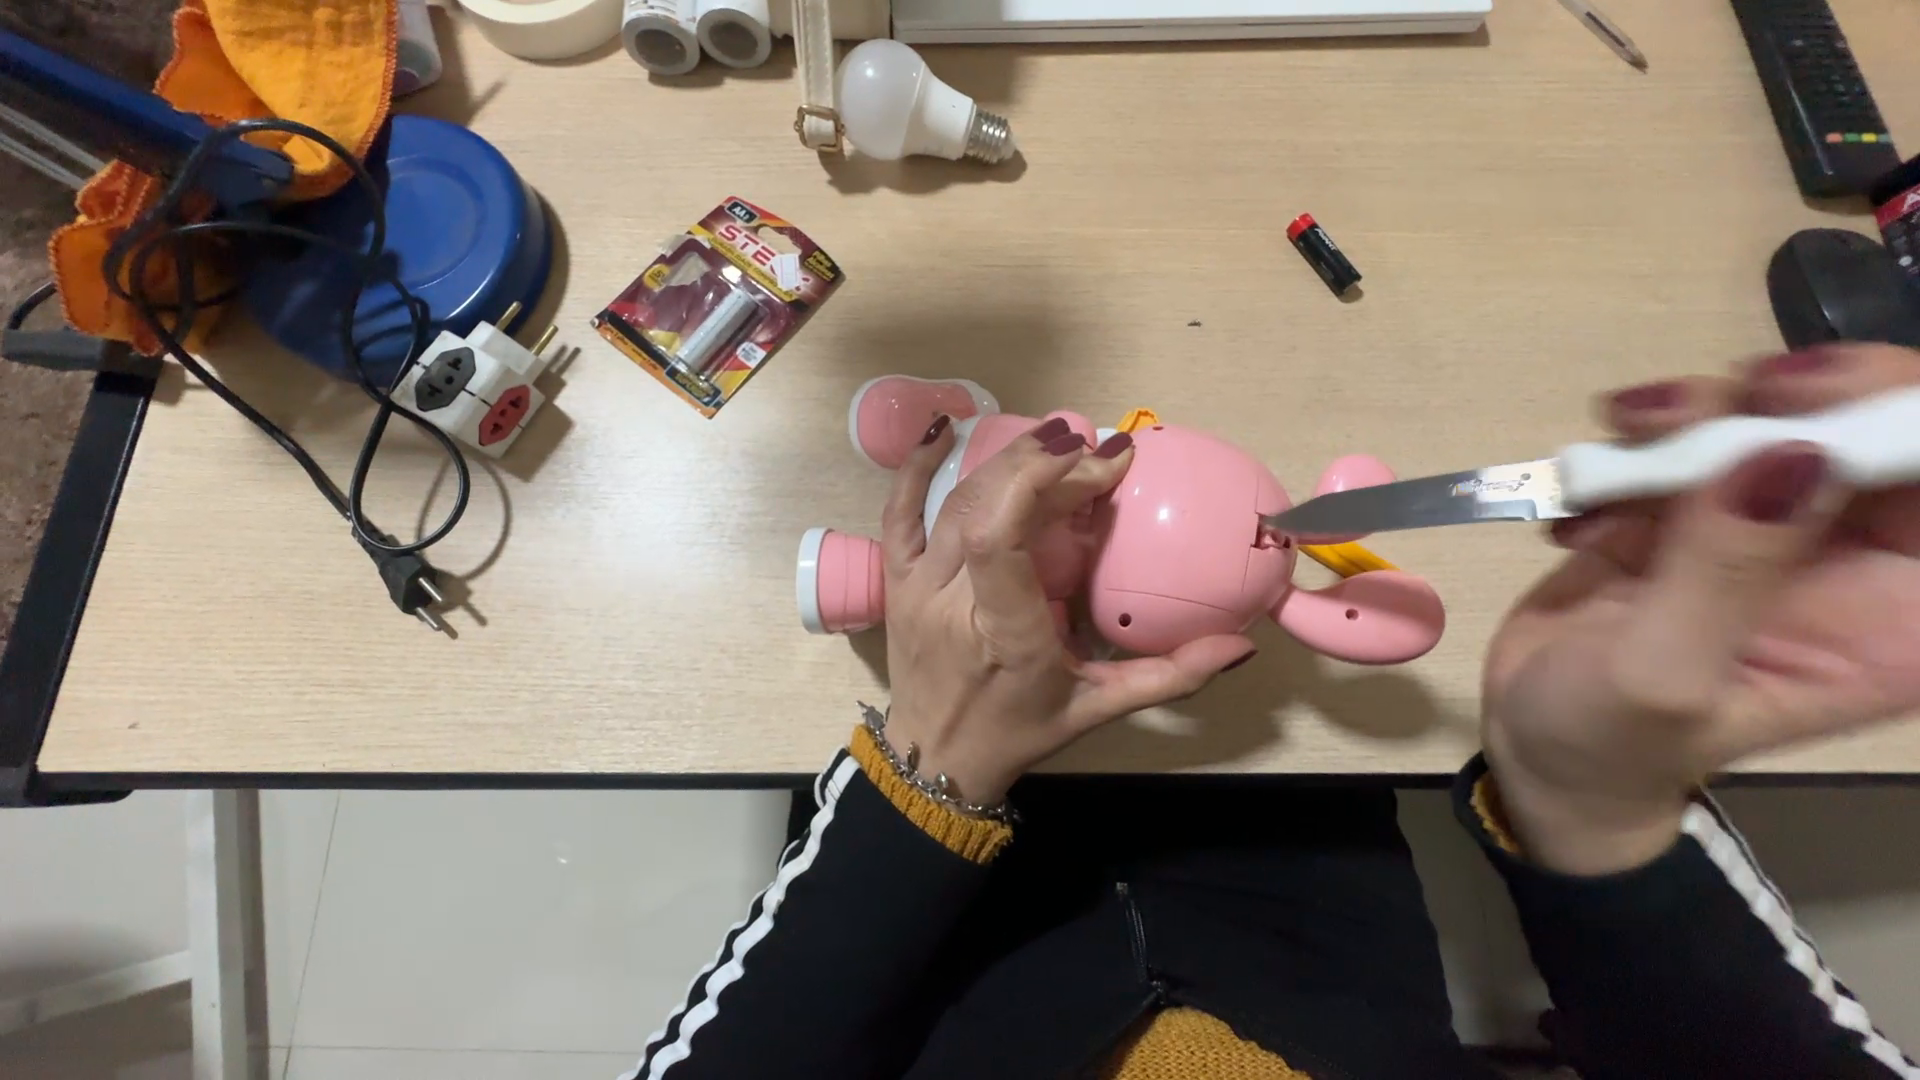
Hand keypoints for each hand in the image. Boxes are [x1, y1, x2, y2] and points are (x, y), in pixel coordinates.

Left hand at [880, 416, 1256, 804]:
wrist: (935, 758)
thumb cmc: (1017, 732)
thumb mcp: (1095, 710)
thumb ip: (1168, 678)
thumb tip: (1239, 645)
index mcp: (1003, 633)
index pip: (1001, 539)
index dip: (1042, 484)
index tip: (1100, 458)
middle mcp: (950, 602)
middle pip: (988, 508)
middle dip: (1046, 467)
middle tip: (1097, 453)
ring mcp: (914, 587)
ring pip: (954, 502)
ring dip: (1006, 461)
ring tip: (1057, 441)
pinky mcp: (895, 580)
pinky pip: (896, 512)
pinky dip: (915, 466)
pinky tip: (944, 427)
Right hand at [1484, 345, 1919, 874]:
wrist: (1537, 748)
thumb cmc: (1608, 738)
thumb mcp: (1661, 675)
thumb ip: (1722, 575)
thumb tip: (1782, 456)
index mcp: (1894, 610)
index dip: (1903, 421)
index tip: (1801, 403)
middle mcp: (1843, 557)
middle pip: (1866, 430)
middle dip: (1791, 396)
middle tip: (1687, 409)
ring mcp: (1752, 531)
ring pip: (1764, 421)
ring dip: (1686, 415)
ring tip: (1608, 452)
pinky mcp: (1676, 518)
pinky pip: (1671, 450)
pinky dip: (1618, 458)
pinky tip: (1575, 513)